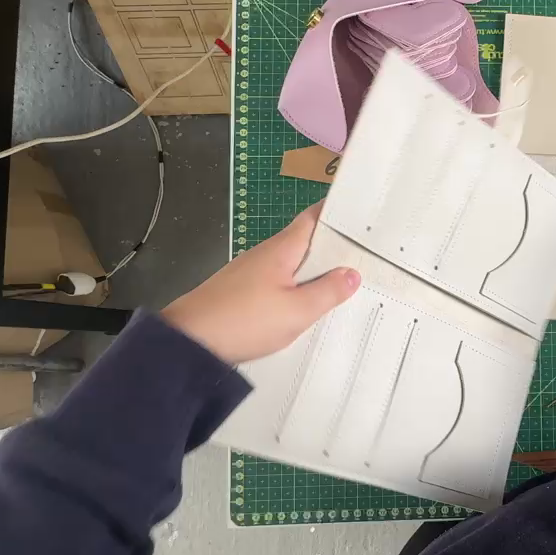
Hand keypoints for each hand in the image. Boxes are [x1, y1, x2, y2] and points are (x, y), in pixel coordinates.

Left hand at [163, 203, 360, 363]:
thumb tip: (352, 274)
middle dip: (335, 245)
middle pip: (306, 241)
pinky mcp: (242, 290)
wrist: (188, 342)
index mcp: (281, 249)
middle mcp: (266, 254)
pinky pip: (280, 280)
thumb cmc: (245, 321)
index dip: (337, 212)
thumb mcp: (297, 311)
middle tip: (367, 252)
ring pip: (294, 263)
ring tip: (346, 280)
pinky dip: (299, 285)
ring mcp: (252, 272)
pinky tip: (309, 302)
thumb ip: (328, 291)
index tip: (363, 213)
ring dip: (318, 269)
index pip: (314, 218)